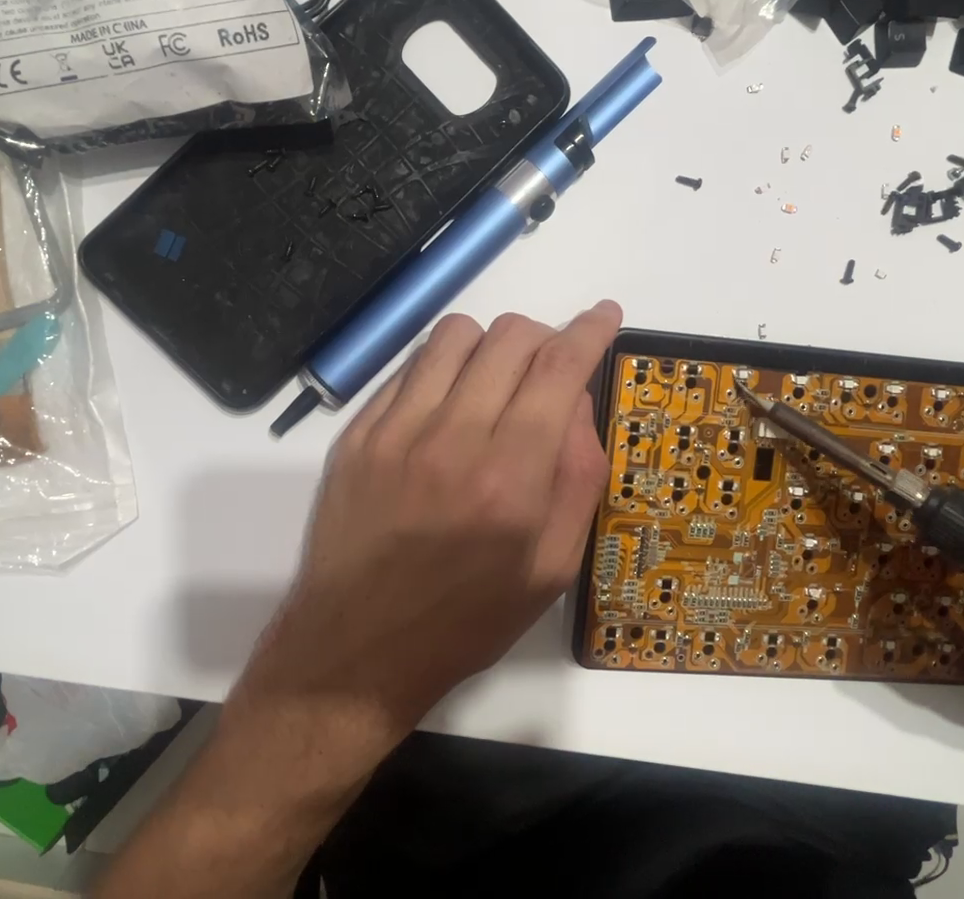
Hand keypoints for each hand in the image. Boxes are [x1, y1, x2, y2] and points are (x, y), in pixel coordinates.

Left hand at [236, 302, 622, 737]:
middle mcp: (453, 439)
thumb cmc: (467, 620)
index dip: (590, 331)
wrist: (359, 647)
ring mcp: (396, 431)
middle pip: (510, 337)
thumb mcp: (551, 570)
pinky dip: (442, 368)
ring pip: (454, 335)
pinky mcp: (357, 434)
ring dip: (490, 344)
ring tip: (496, 382)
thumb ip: (577, 478)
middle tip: (550, 370)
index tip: (605, 315)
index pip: (559, 369)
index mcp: (510, 477)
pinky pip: (408, 367)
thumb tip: (577, 403)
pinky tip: (447, 405)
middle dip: (546, 337)